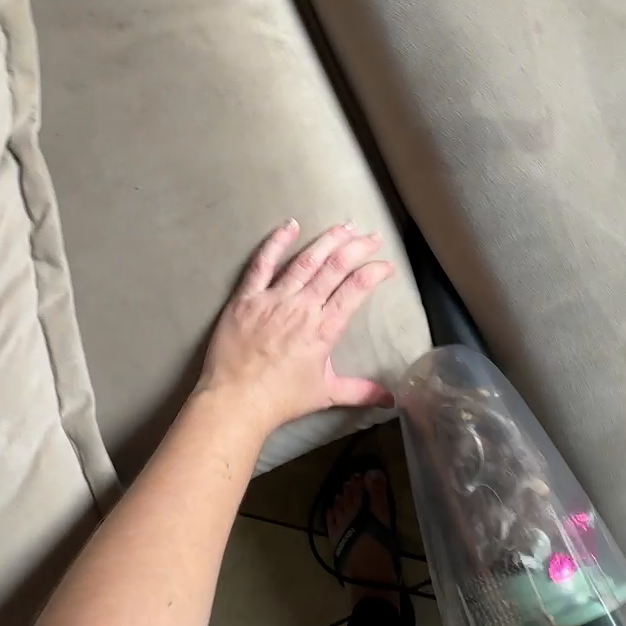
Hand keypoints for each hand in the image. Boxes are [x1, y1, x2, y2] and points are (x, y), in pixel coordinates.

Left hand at [197, 220, 396, 433]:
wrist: (235, 401)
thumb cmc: (280, 399)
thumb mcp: (325, 394)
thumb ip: (360, 391)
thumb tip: (391, 401)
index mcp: (323, 329)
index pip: (356, 289)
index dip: (374, 272)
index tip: (387, 266)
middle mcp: (302, 307)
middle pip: (335, 266)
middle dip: (358, 247)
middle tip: (372, 236)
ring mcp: (273, 299)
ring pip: (305, 260)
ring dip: (328, 239)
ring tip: (345, 226)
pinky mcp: (247, 297)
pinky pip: (262, 263)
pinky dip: (277, 242)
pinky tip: (291, 225)